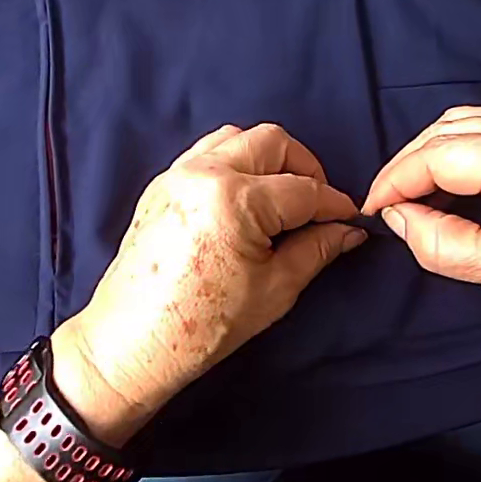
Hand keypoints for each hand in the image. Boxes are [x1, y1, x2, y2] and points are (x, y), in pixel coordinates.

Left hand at [51, 124, 365, 444]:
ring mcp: (175, 177)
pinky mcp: (159, 188)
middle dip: (303, 168)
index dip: (333, 205)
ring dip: (266, 159)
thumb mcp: (274, 289)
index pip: (302, 189)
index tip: (346, 218)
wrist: (134, 341)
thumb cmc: (201, 326)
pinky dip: (233, 164)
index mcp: (233, 199)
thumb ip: (315, 250)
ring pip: (235, 139)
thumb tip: (345, 231)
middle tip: (315, 204)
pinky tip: (244, 199)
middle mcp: (201, 175)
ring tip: (280, 199)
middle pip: (271, 142)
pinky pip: (204, 155)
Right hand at [361, 106, 480, 360]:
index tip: (372, 209)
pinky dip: (456, 151)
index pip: (440, 155)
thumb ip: (435, 241)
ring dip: (428, 156)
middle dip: (405, 167)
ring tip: (410, 194)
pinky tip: (446, 181)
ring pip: (465, 122)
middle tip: (385, 204)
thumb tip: (396, 215)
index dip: (394, 180)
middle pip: (447, 130)